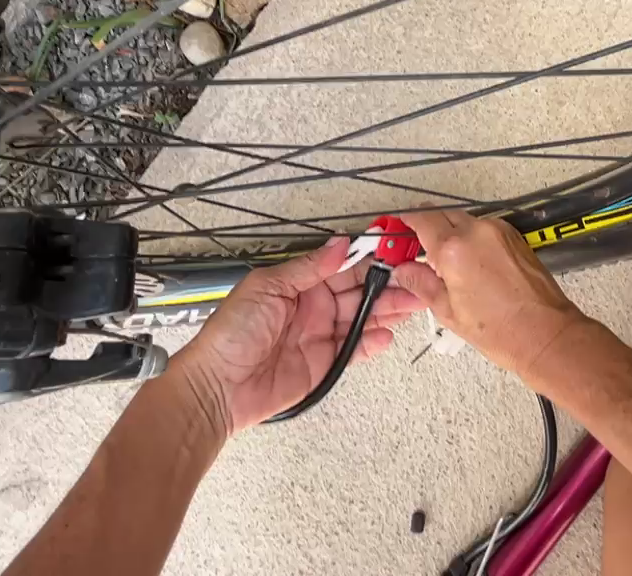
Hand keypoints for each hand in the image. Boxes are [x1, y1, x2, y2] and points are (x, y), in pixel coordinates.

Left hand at [171, 237, 422, 434]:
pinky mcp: (324, 364)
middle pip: (358, 291)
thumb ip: (308, 268)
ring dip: (387, 310)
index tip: (392, 249)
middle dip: (387, 283)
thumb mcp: (268, 287)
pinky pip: (354, 350)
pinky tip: (388, 335)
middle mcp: (314, 305)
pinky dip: (372, 343)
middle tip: (414, 278)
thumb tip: (340, 244)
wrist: (217, 387)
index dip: (368, 257)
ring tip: (413, 303)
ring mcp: (320, 334)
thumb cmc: (232, 333)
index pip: (342, 265)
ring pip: (362, 317)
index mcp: (300, 283)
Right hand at [386, 209, 590, 380]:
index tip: (400, 228)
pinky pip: (483, 229)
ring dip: (452, 235)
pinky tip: (473, 266)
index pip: (421, 219)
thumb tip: (404, 270)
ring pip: (464, 221)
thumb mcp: (448, 311)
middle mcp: (477, 231)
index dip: (406, 221)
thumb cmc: (502, 330)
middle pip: (442, 214)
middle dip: (429, 229)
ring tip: (451, 267)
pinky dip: (473, 240)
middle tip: (421, 252)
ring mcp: (498, 231)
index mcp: (454, 249)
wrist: (544, 333)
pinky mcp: (513, 236)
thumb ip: (420, 283)